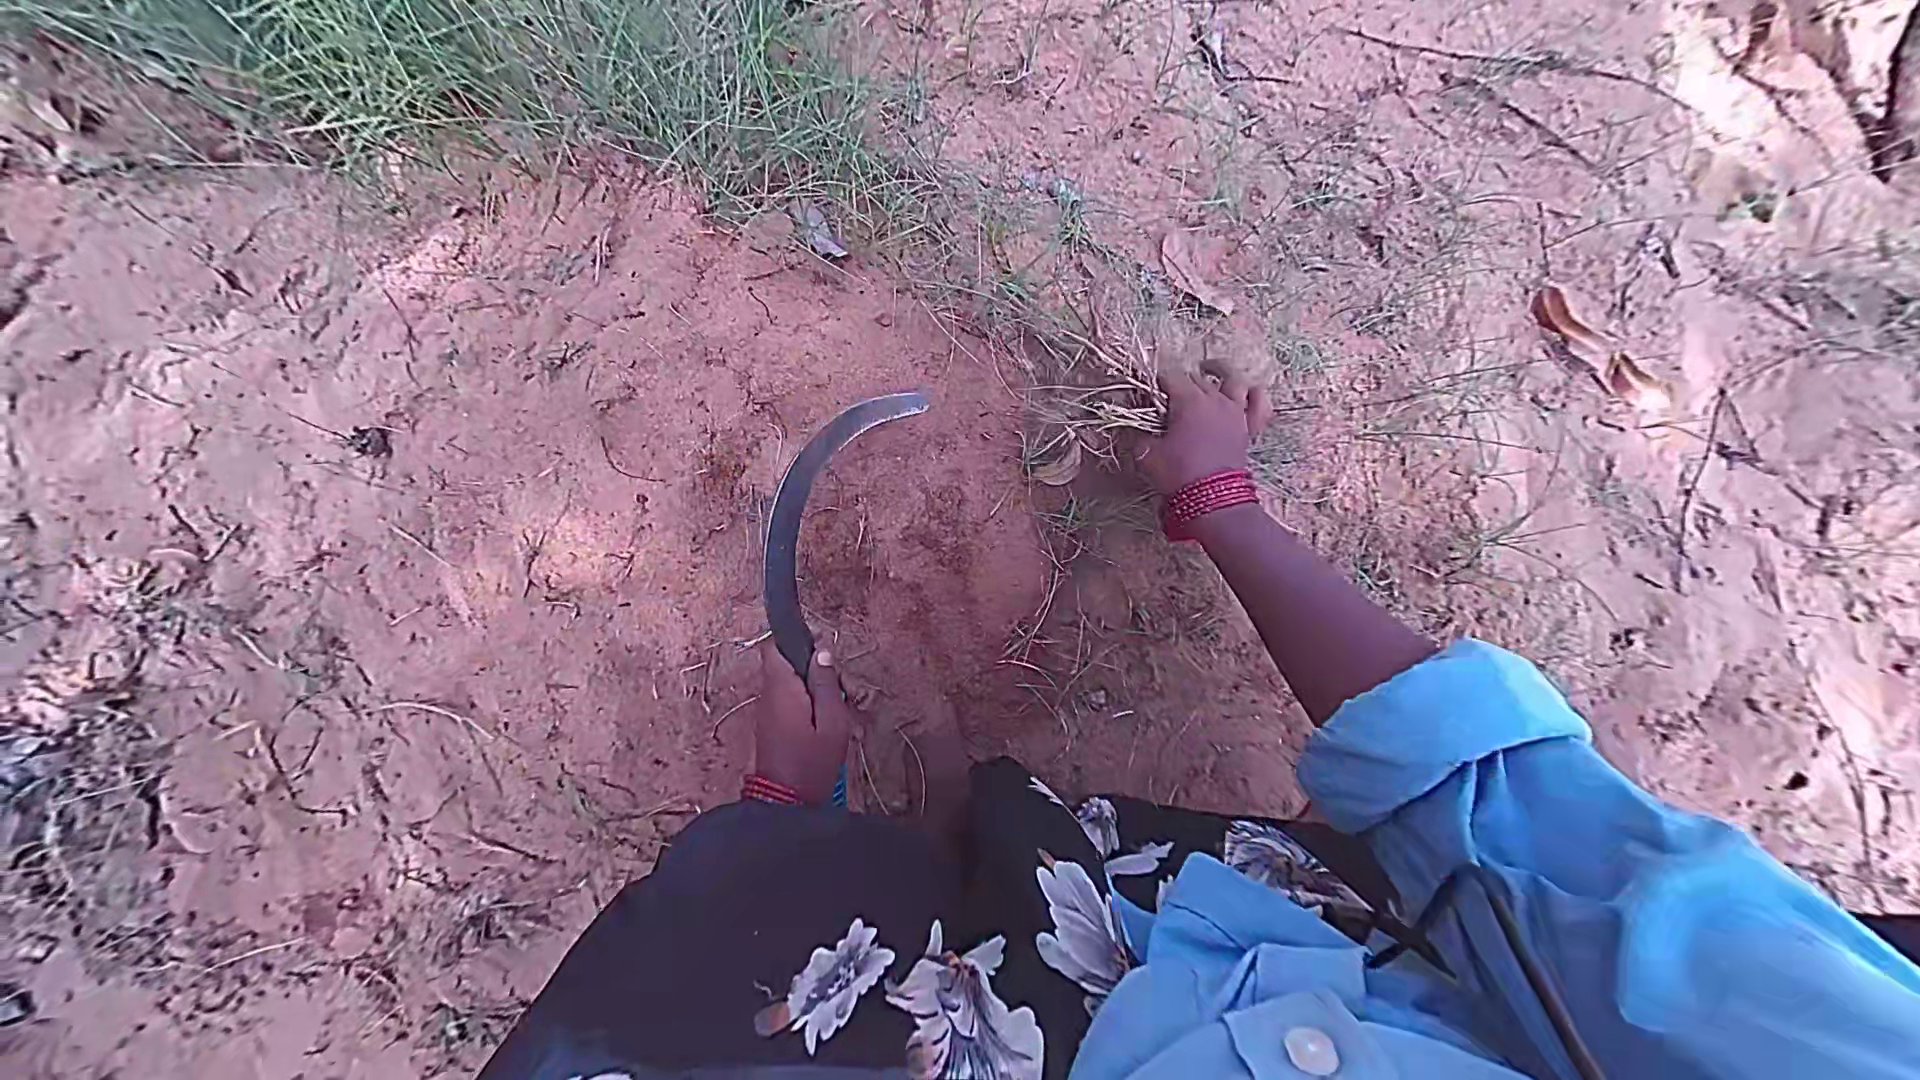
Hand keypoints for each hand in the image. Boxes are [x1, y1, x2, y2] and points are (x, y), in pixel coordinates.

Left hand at [751, 641, 859, 803]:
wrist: (786, 805)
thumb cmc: (812, 764)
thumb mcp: (832, 721)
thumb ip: (827, 685)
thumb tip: (822, 653)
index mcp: (781, 689)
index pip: (775, 647)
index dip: (796, 641)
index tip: (820, 653)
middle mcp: (768, 695)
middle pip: (783, 663)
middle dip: (809, 666)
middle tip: (835, 685)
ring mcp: (766, 711)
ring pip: (786, 681)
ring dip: (808, 685)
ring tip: (831, 706)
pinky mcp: (770, 725)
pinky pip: (786, 699)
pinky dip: (803, 701)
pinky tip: (821, 720)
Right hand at [1135, 359, 1272, 494]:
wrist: (1211, 499)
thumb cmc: (1176, 472)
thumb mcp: (1146, 453)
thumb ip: (1136, 434)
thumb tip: (1129, 426)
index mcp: (1189, 400)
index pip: (1169, 377)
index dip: (1154, 383)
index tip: (1144, 394)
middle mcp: (1215, 399)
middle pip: (1196, 378)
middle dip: (1180, 382)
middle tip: (1165, 397)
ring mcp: (1236, 412)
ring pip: (1232, 381)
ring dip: (1219, 375)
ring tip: (1208, 373)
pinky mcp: (1248, 429)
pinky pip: (1259, 404)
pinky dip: (1253, 395)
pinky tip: (1245, 394)